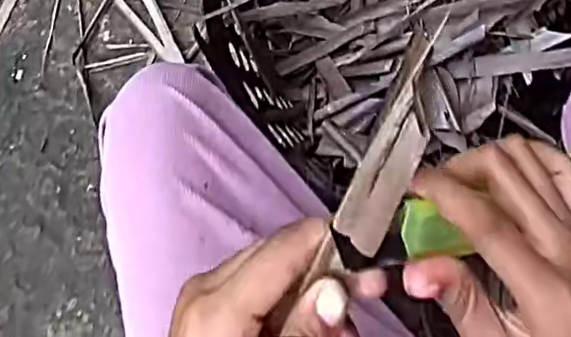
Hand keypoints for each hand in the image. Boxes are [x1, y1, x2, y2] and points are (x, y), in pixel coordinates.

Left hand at [170, 217, 389, 336]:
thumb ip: (304, 334)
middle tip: (369, 291)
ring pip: (271, 269)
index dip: (331, 243)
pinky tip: (310, 329)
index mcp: (217, 303)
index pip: (285, 246)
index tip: (368, 256)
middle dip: (325, 272)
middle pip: (280, 254)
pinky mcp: (205, 311)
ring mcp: (201, 298)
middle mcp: (205, 288)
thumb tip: (336, 290)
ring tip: (340, 329)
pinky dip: (286, 305)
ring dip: (310, 291)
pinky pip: (255, 290)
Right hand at [403, 137, 570, 336]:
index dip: (442, 191)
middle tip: (435, 190)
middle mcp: (568, 247)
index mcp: (547, 288)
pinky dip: (529, 156)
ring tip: (465, 184)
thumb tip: (414, 269)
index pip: (485, 217)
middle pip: (503, 170)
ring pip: (526, 156)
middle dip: (459, 168)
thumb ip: (460, 301)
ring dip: (488, 158)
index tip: (413, 184)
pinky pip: (560, 166)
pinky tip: (507, 172)